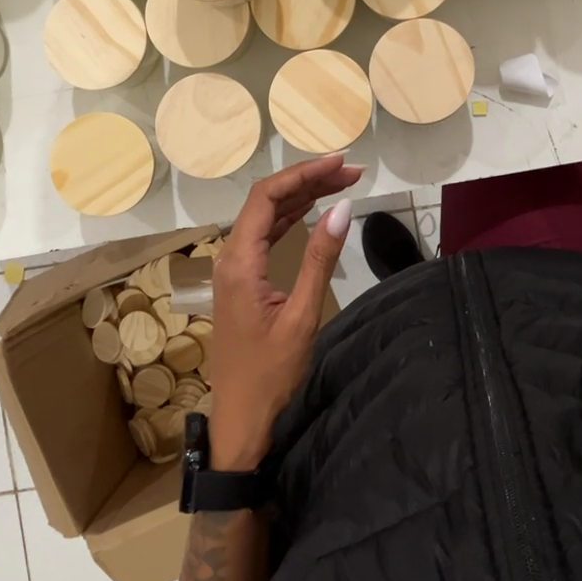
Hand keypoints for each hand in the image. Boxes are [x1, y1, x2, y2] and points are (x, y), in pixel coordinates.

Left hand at [206, 154, 362, 469]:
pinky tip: (313, 210)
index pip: (266, 197)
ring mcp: (233, 268)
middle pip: (266, 201)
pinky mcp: (241, 280)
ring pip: (266, 216)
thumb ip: (319, 259)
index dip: (303, 174)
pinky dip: (290, 218)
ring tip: (341, 183)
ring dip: (301, 197)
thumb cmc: (271, 373)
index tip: (339, 163)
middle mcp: (230, 257)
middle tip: (351, 171)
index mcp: (239, 262)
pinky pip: (263, 236)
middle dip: (308, 180)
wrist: (242, 417)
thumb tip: (342, 209)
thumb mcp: (302, 315)